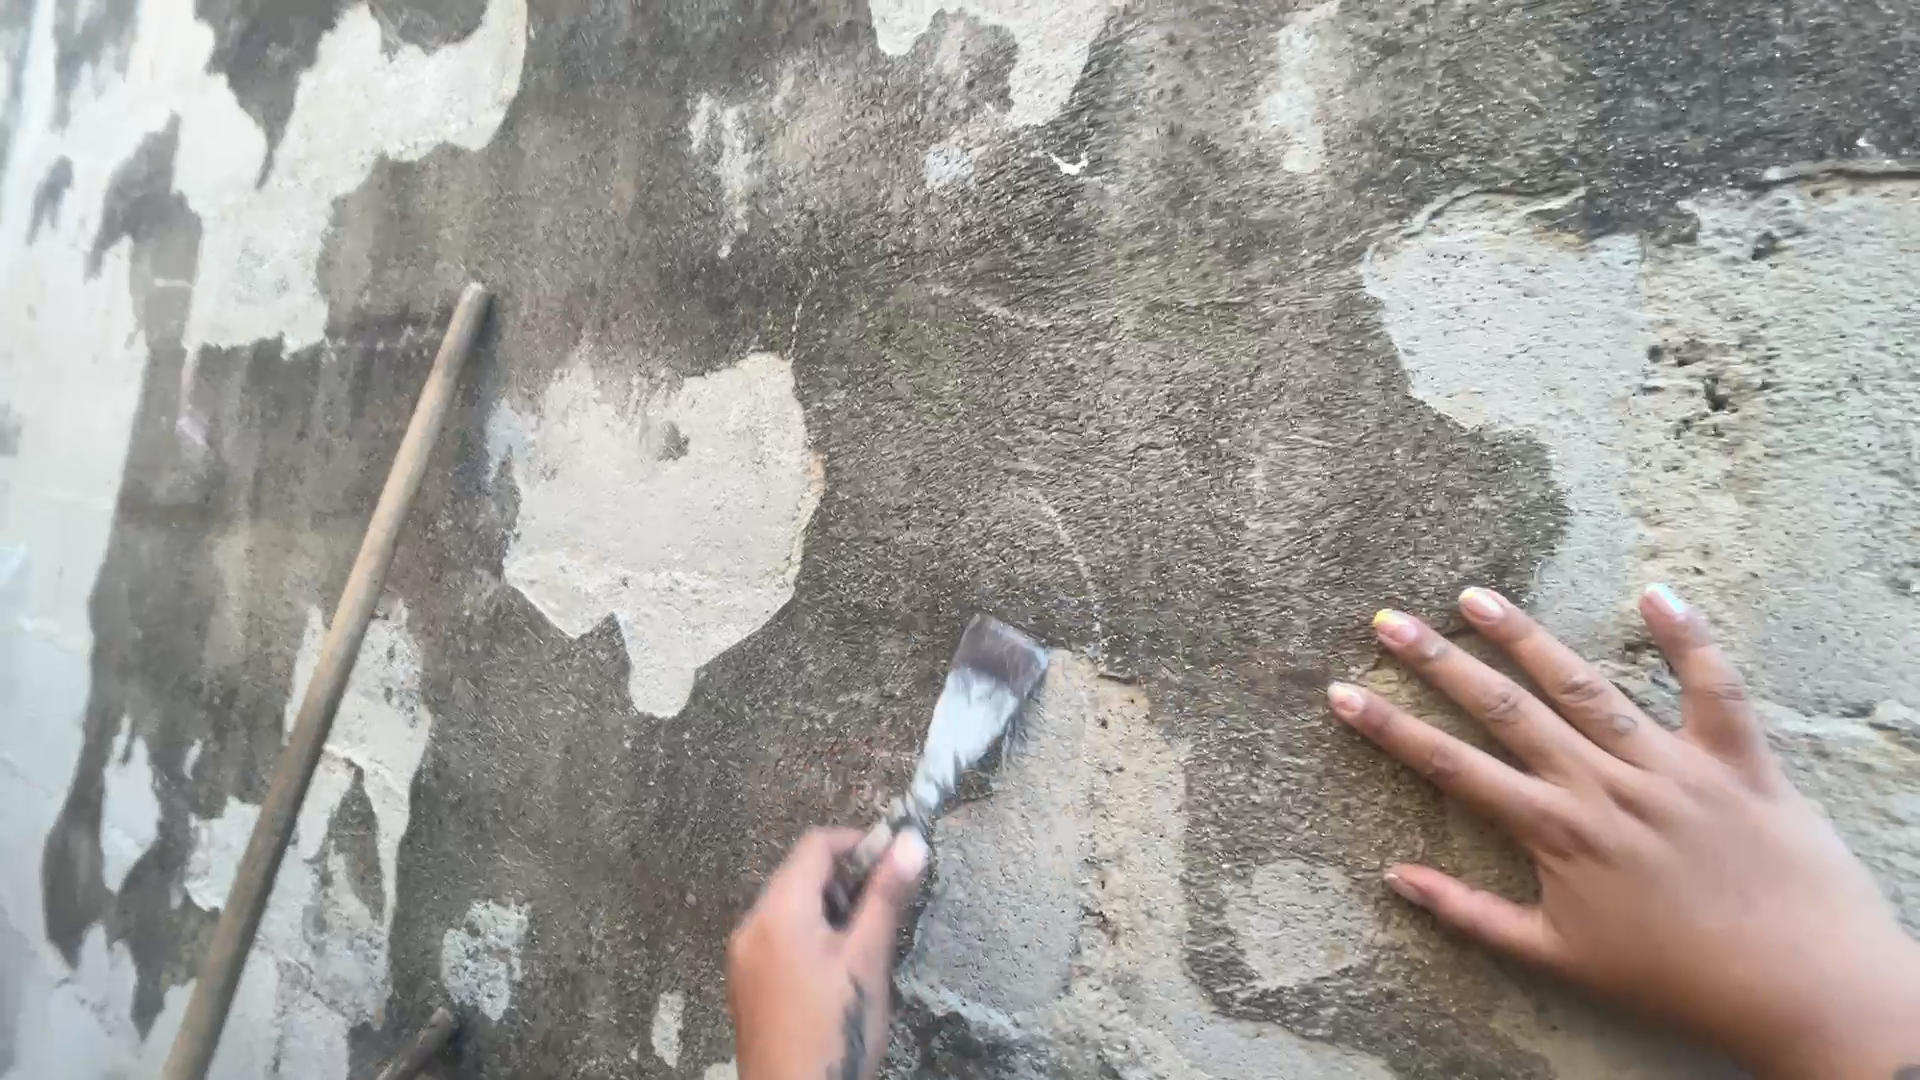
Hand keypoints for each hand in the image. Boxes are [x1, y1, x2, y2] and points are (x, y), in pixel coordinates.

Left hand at [727, 827, 927, 1079]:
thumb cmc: (836, 1030)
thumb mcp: (868, 959)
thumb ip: (887, 894)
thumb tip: (912, 841)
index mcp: (778, 911)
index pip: (816, 844)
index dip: (857, 843)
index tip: (892, 863)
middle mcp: (751, 925)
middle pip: (801, 872)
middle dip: (846, 878)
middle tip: (882, 905)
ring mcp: (743, 957)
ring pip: (791, 904)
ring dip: (830, 906)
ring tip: (864, 940)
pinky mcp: (746, 984)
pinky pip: (778, 934)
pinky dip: (809, 931)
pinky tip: (836, 966)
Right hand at [1328, 585, 1919, 1079]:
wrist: (1826, 1010)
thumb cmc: (1678, 983)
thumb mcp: (1558, 959)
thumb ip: (1468, 914)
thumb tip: (1391, 878)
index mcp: (1556, 830)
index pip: (1449, 764)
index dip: (1387, 727)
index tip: (1341, 692)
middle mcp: (1603, 786)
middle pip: (1503, 709)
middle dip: (1437, 661)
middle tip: (1390, 621)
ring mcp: (1672, 770)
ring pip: (1585, 687)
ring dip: (1525, 637)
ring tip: (1475, 596)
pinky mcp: (1741, 766)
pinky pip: (1718, 694)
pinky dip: (1689, 642)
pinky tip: (1656, 594)